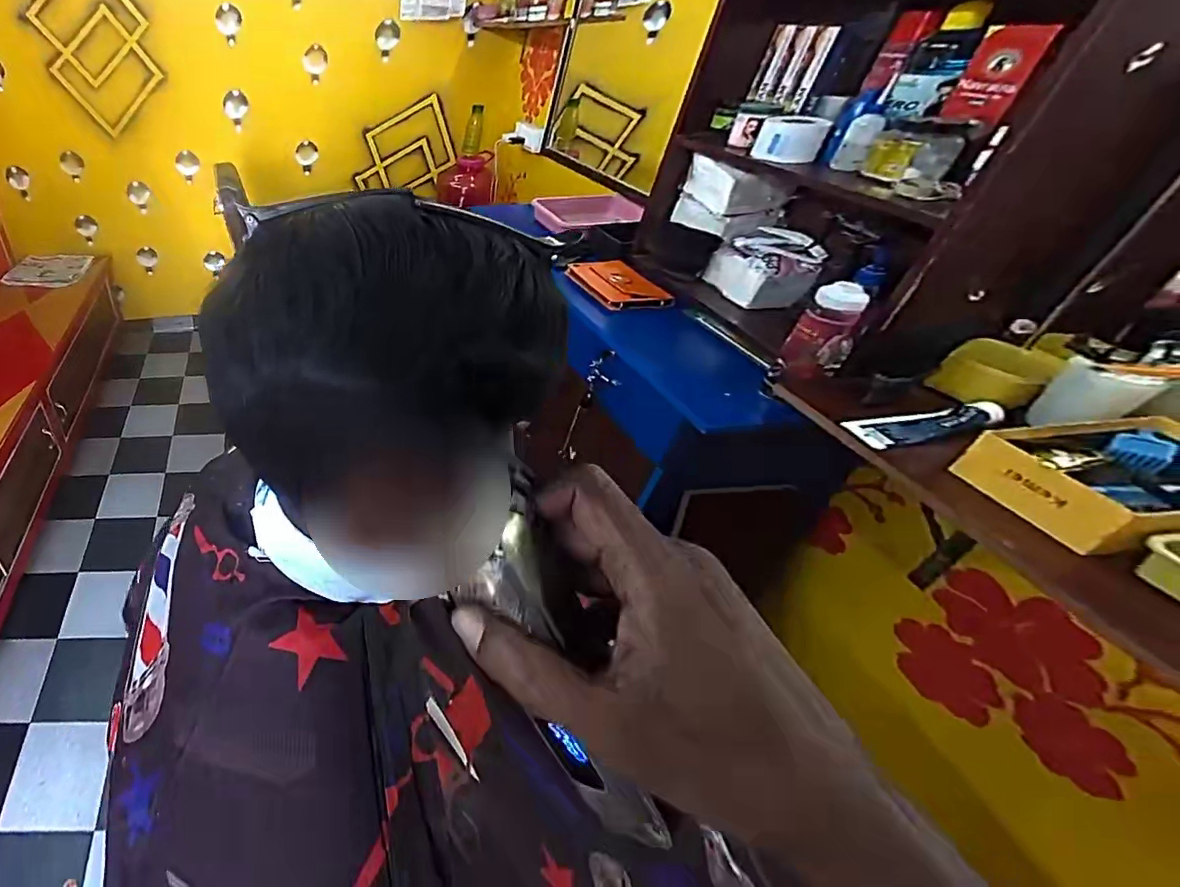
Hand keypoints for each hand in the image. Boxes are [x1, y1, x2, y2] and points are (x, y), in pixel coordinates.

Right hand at [451, 466, 978, 885]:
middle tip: (511, 599)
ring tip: (546, 632)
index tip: (503, 543)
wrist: (834, 808)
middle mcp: (680, 560)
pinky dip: (603, 600)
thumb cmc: (716, 759)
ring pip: (614, 554)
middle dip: (543, 554)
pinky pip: (640, 579)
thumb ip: (523, 666)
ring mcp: (701, 582)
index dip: (537, 500)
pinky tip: (594, 654)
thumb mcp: (601, 721)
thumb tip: (461, 618)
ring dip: (571, 582)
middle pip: (592, 523)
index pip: (587, 489)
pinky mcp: (711, 606)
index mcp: (656, 571)